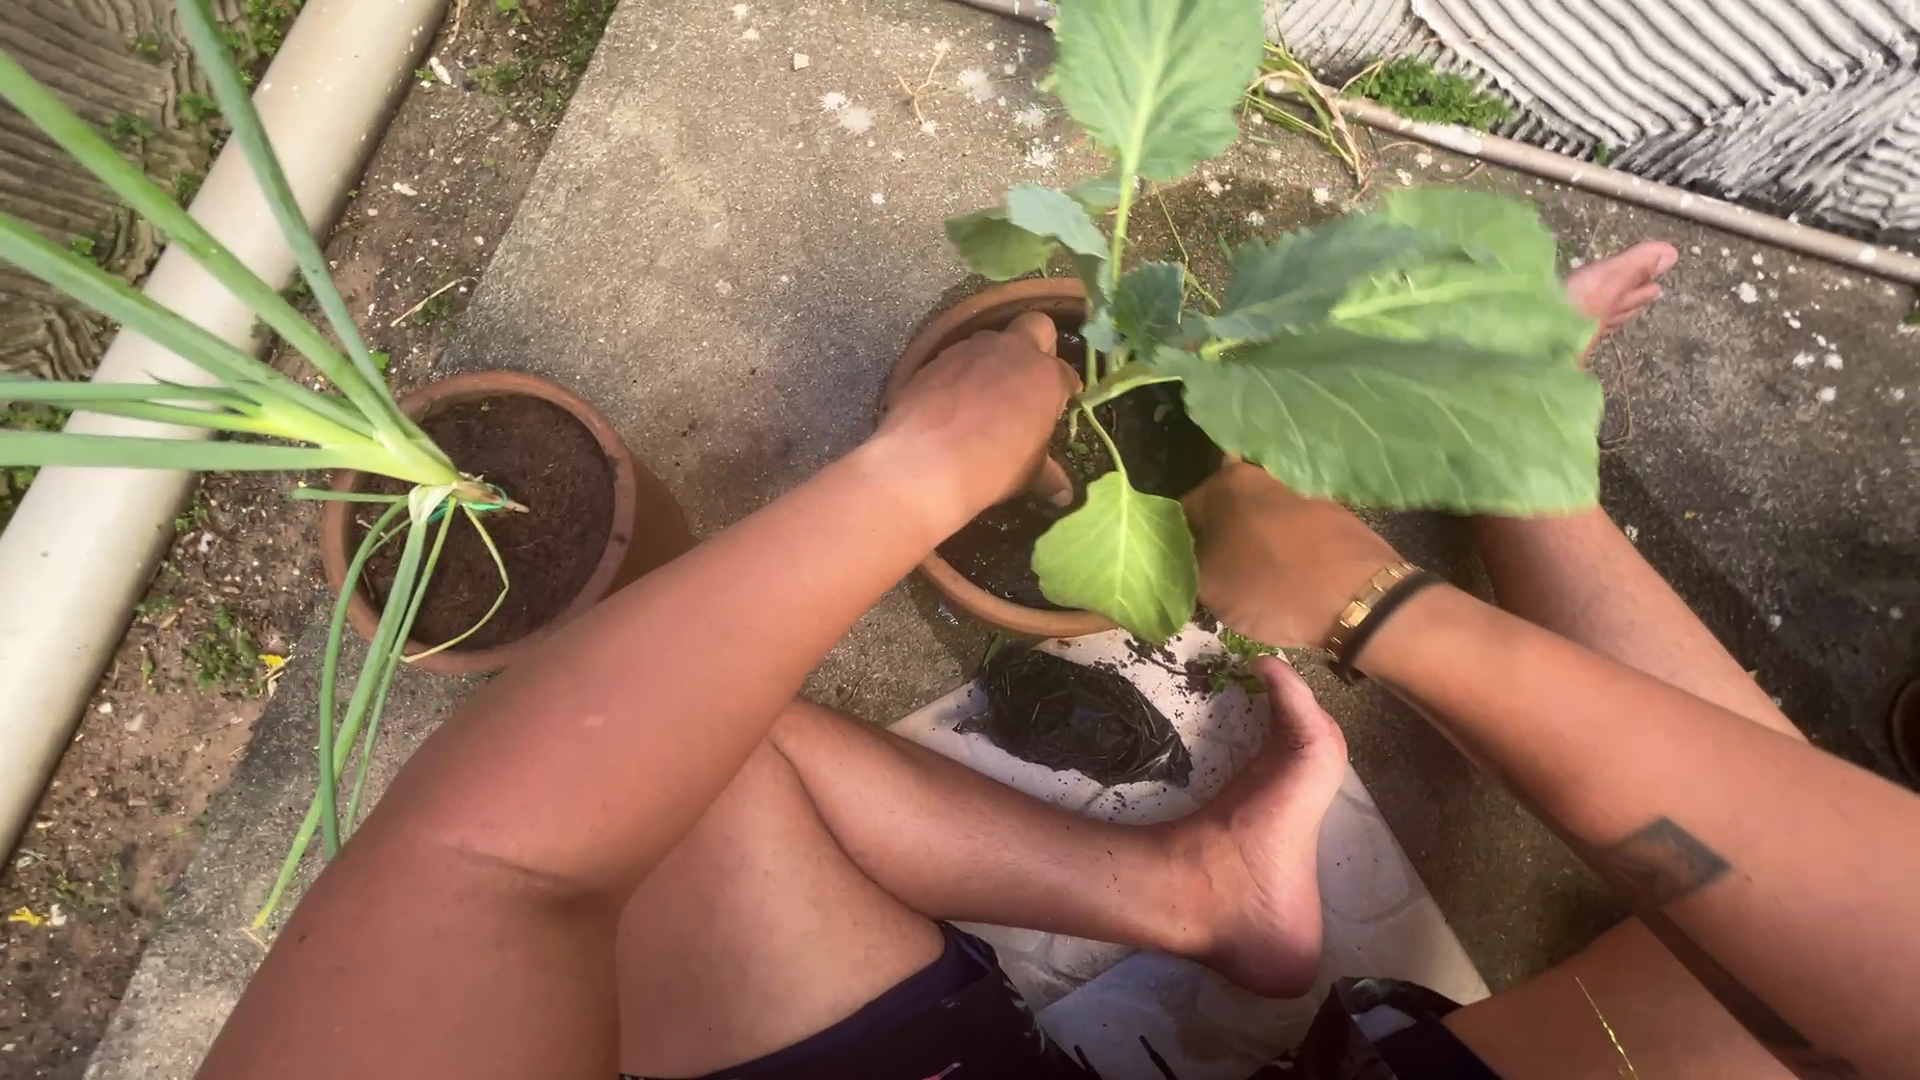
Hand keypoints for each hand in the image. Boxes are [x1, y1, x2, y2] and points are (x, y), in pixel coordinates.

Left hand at [877, 311, 1079, 524]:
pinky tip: (952, 403)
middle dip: (1039, 347)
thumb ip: (1049, 476)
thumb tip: (1064, 494)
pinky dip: (959, 375)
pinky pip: (955, 359)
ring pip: (991, 340)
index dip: (1064, 393)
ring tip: (986, 396)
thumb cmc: (993, 467)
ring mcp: (970, 350)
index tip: (1056, 411)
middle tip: (1029, 382)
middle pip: (1037, 327)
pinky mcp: (935, 359)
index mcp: (1046, 376)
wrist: (926, 462)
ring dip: (994, 360)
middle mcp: (1012, 351)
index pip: (1066, 375)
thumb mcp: (1029, 475)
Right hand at [1184, 462, 1402, 647]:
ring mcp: (1301, 492)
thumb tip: (1183, 559)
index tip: (1183, 577)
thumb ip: (1184, 566)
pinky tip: (1284, 580)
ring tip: (1249, 585)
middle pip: (1221, 514)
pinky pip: (1290, 533)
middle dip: (1214, 543)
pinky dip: (1282, 552)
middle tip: (1213, 581)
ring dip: (1249, 547)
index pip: (1180, 515)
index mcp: (1223, 484)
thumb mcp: (1207, 586)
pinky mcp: (1332, 514)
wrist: (1361, 600)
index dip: (1176, 549)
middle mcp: (1261, 476)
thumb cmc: (1270, 586)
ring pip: (1257, 522)